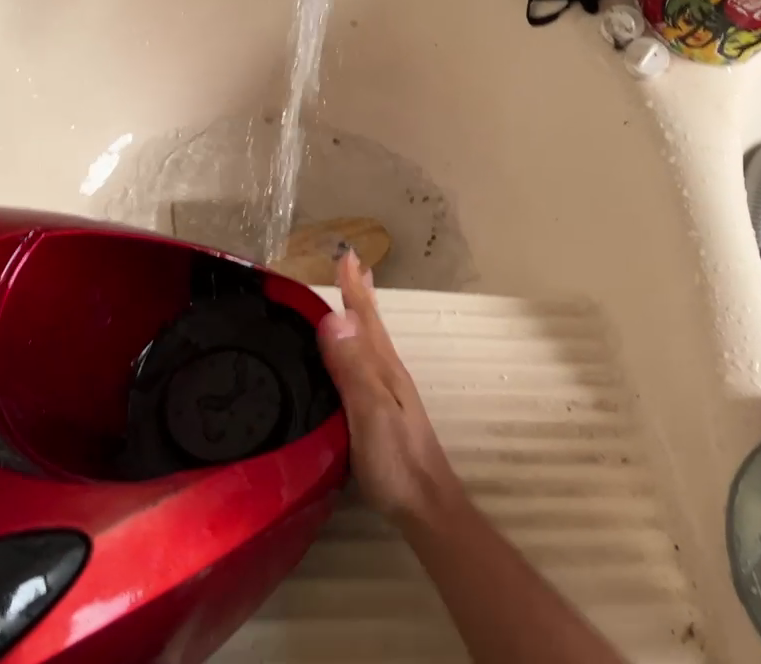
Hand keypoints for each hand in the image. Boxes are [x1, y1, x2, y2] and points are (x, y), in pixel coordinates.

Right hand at [316, 251, 463, 527]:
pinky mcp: (382, 415)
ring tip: (351, 300)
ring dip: (359, 318)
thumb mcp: (370, 412)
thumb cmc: (396, 461)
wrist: (425, 505)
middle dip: (359, 295)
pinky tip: (350, 360)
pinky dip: (356, 349)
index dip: (354, 289)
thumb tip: (335, 317)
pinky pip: (365, 367)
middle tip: (351, 265)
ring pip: (370, 344)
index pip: (365, 320)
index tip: (345, 255)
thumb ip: (354, 368)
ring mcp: (388, 395)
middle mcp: (388, 374)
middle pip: (371, 326)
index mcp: (384, 369)